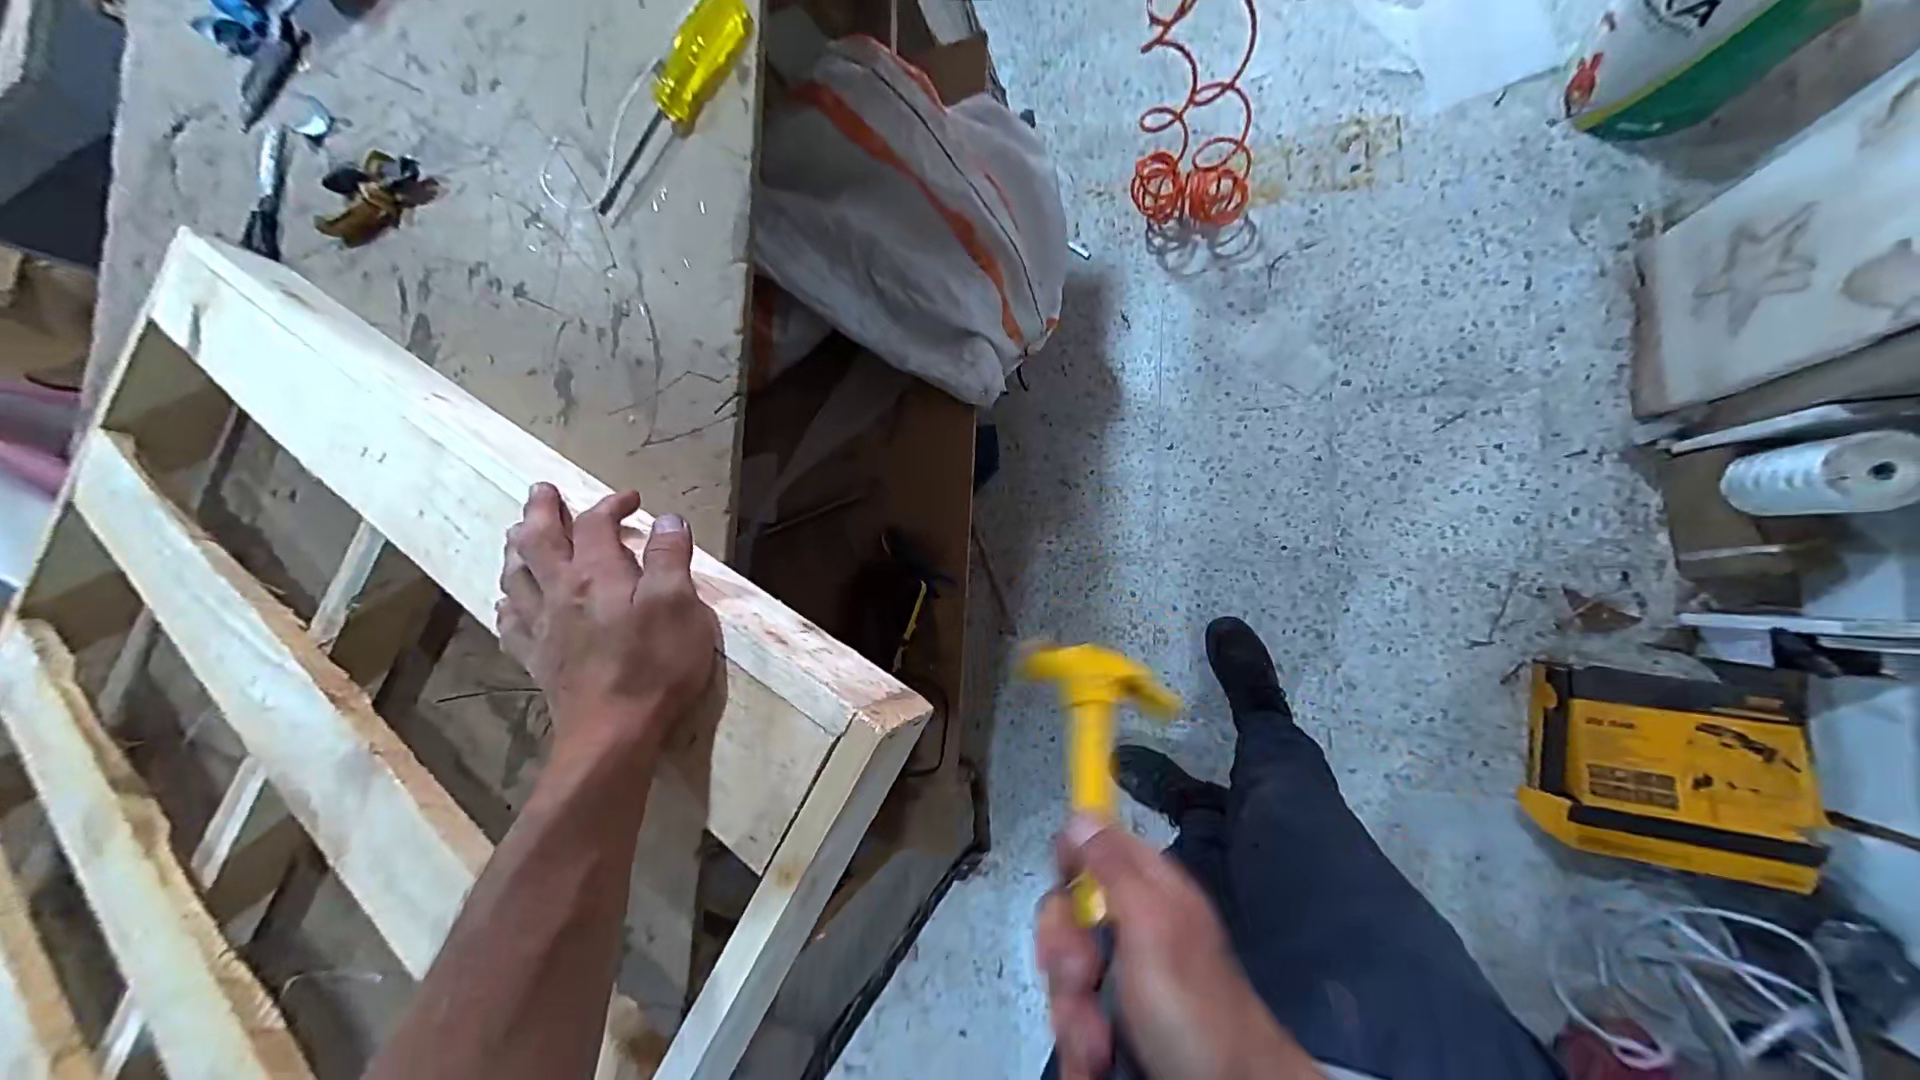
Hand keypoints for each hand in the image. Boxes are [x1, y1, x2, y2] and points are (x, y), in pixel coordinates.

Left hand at [497, 483, 719, 762]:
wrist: (613, 733)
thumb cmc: (655, 665)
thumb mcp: (680, 605)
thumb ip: (671, 559)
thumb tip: (668, 520)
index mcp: (596, 575)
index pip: (595, 525)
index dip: (611, 504)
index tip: (632, 499)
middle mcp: (560, 594)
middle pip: (540, 542)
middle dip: (542, 511)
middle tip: (542, 491)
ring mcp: (543, 629)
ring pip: (516, 577)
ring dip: (516, 549)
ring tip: (517, 534)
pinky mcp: (538, 661)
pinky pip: (512, 623)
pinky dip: (509, 603)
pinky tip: (508, 602)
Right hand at [1035, 816, 1315, 1079]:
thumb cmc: (1196, 1009)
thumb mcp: (1151, 924)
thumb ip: (1112, 867)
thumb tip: (1081, 814)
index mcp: (1148, 887)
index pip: (1097, 843)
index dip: (1072, 857)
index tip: (1064, 888)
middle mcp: (1132, 923)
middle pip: (1068, 910)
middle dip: (1063, 949)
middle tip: (1083, 975)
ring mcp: (1123, 972)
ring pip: (1066, 966)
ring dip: (1071, 1006)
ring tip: (1098, 1039)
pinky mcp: (1115, 1016)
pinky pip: (1074, 1011)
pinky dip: (1078, 1039)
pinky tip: (1099, 1056)